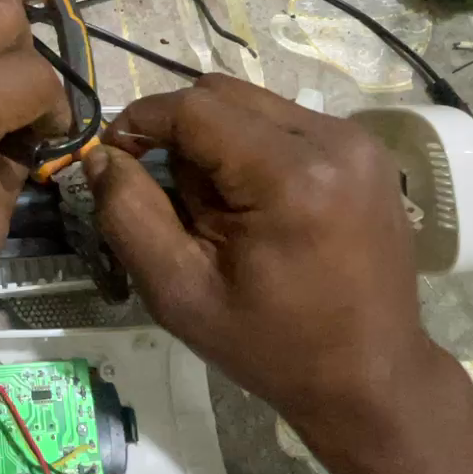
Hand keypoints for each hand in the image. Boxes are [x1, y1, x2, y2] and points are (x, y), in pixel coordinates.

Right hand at [84, 74, 435, 425]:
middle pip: (220, 93)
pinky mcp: (363, 148)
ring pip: (248, 101)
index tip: (115, 158)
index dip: (141, 122)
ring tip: (217, 204)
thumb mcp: (178, 292)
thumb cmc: (271, 345)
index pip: (193, 108)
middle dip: (178, 132)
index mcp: (292, 177)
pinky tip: (252, 199)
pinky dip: (247, 144)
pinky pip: (279, 118)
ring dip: (212, 138)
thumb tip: (100, 154)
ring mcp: (356, 140)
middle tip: (172, 195)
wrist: (372, 379)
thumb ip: (128, 214)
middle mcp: (333, 140)